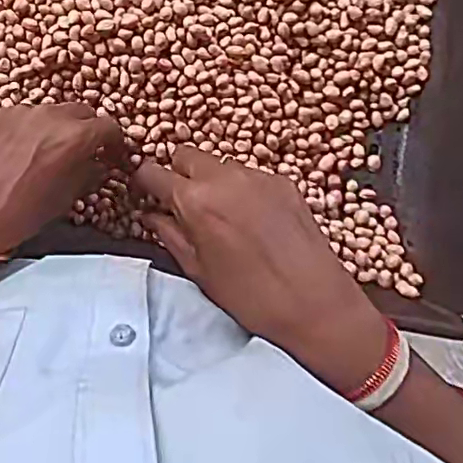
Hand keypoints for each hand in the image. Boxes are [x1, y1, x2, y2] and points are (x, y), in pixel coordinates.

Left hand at [0, 104, 123, 256]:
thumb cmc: (14, 216)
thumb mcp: (62, 201)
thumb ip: (86, 174)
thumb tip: (98, 164)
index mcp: (70, 138)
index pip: (108, 127)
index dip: (115, 142)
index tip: (113, 154)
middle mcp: (46, 116)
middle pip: (82, 113)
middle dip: (88, 131)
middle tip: (87, 153)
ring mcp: (19, 112)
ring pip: (52, 112)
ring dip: (60, 127)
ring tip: (52, 152)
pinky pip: (26, 116)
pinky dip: (33, 128)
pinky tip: (24, 151)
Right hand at [131, 147, 391, 390]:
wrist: (318, 306)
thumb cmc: (253, 297)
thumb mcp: (197, 270)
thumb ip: (169, 234)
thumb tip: (152, 216)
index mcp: (195, 201)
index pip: (153, 172)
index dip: (144, 181)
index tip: (145, 192)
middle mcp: (224, 179)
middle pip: (185, 155)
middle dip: (177, 174)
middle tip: (181, 203)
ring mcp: (257, 177)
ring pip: (218, 164)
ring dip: (209, 180)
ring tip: (220, 215)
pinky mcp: (283, 182)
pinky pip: (248, 175)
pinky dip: (240, 189)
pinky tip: (250, 219)